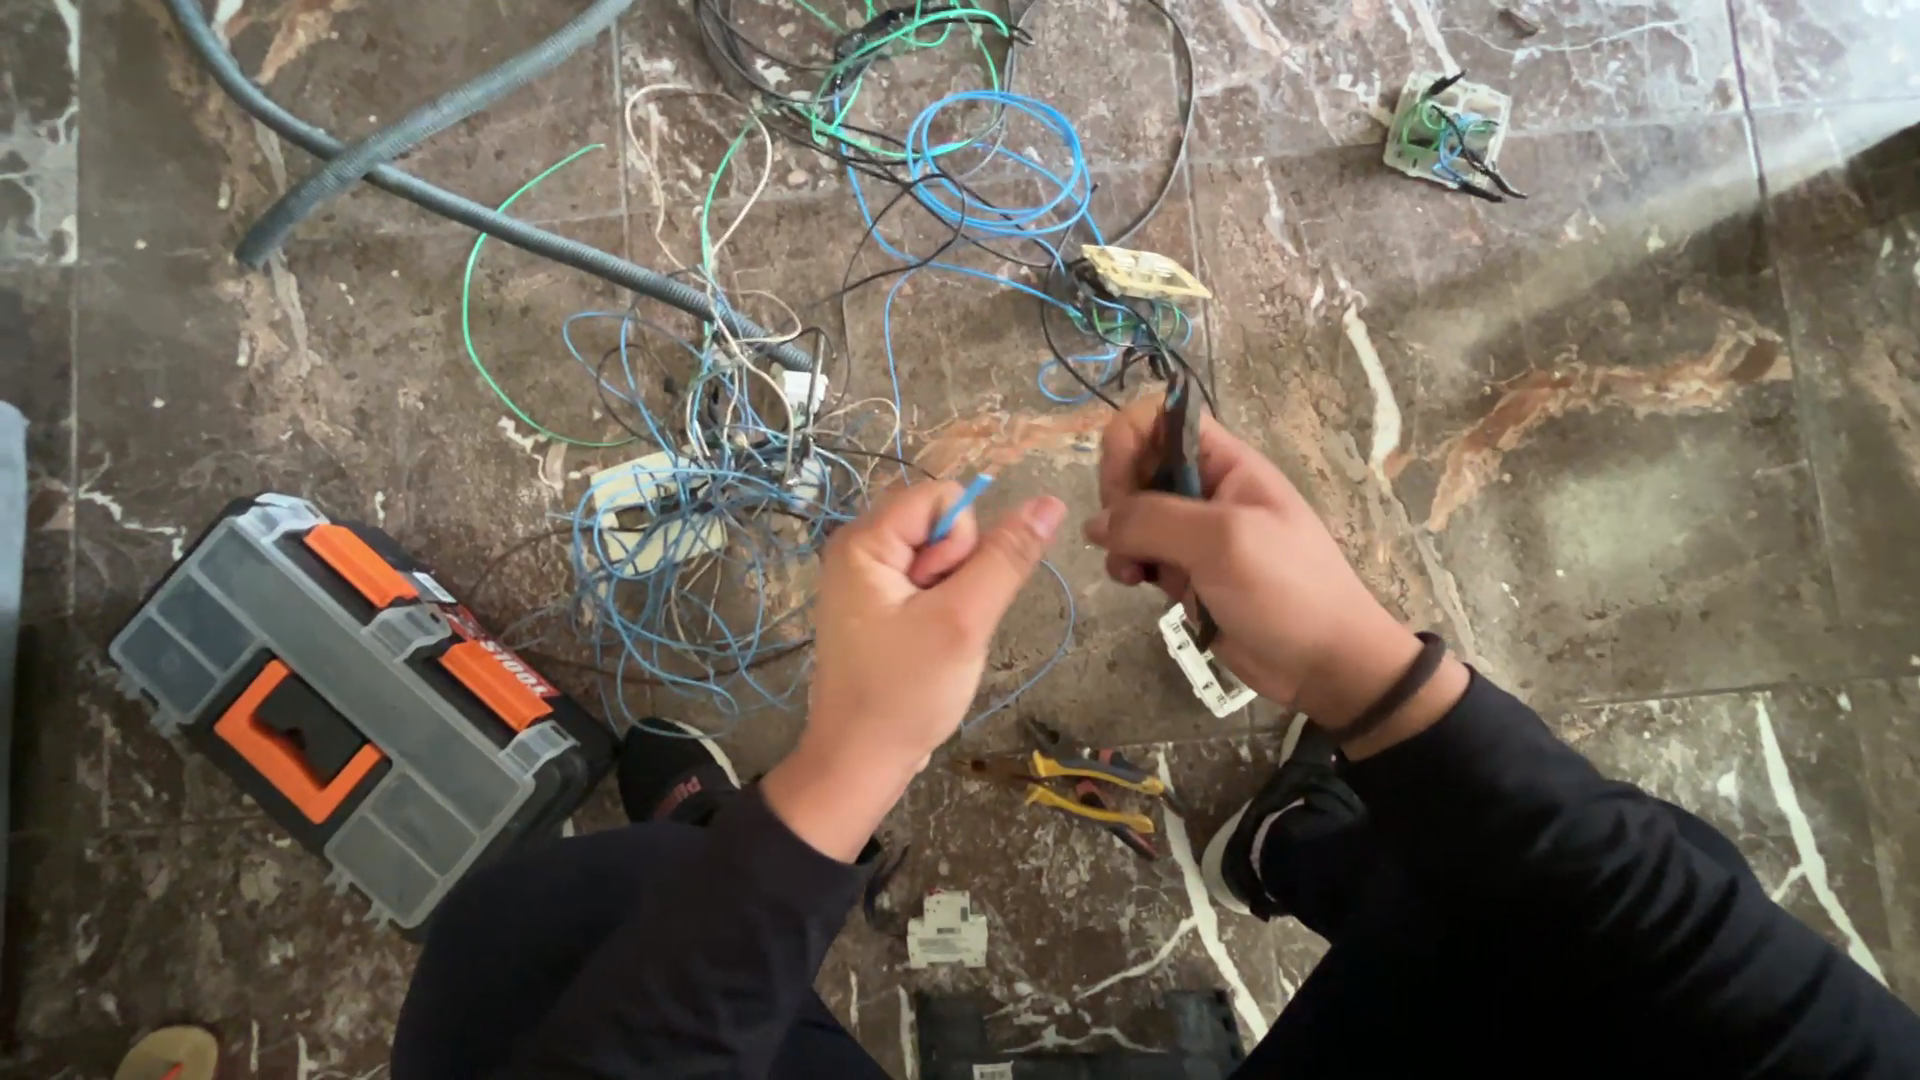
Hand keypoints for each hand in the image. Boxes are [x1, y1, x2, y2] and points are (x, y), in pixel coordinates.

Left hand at [763, 481, 1065, 859]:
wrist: (859, 763)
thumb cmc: (905, 694)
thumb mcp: (964, 621)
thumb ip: (1006, 558)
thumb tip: (1048, 502)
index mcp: (863, 540)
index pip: (942, 496)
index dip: (963, 539)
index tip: (949, 592)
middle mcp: (858, 549)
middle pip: (939, 523)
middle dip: (958, 566)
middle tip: (941, 618)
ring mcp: (866, 580)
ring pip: (938, 556)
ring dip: (953, 591)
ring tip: (935, 635)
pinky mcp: (877, 606)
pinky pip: (926, 582)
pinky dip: (941, 607)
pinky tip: (931, 642)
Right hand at [1084, 394, 1441, 735]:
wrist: (1323, 663)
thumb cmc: (1286, 589)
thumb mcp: (1223, 541)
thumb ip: (1153, 520)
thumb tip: (1095, 524)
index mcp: (1224, 464)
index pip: (1158, 419)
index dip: (1128, 444)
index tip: (1121, 489)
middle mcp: (1204, 490)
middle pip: (1135, 467)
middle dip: (1118, 500)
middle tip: (1125, 538)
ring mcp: (1191, 533)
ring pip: (1130, 516)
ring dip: (1118, 539)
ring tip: (1130, 572)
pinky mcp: (1183, 571)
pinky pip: (1138, 553)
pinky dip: (1127, 564)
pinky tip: (1136, 585)